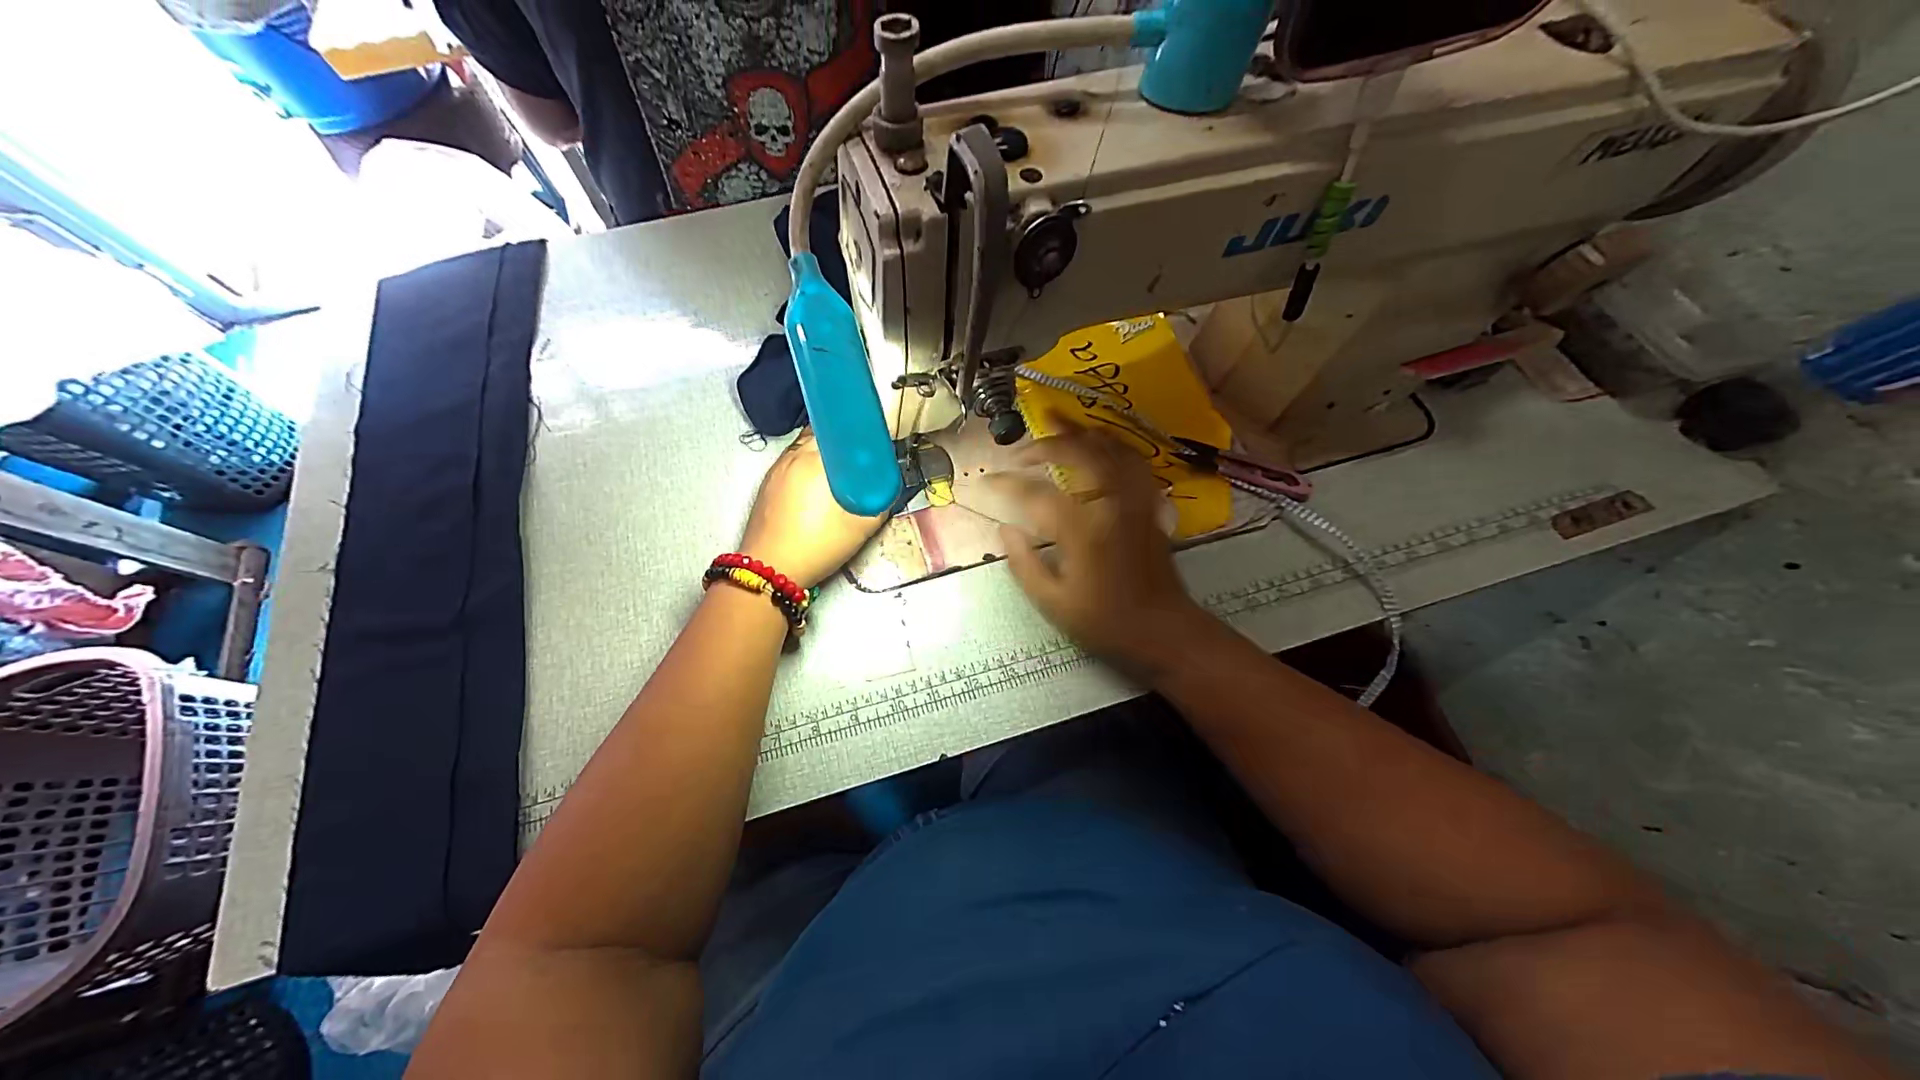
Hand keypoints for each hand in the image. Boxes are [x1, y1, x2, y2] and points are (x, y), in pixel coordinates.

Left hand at [738, 431, 888, 588]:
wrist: (771, 570)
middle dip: (842, 443)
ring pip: (805, 448)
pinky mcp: (768, 485)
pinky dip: (807, 470)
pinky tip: (817, 494)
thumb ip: (880, 502)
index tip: (871, 440)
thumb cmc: (813, 547)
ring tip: (840, 479)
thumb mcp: (861, 527)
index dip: (858, 429)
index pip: (839, 424)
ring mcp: (776, 470)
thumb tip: (887, 488)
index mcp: (815, 460)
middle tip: (859, 463)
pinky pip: (792, 465)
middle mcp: (792, 457)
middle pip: (822, 433)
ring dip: (823, 457)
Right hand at [996, 419, 1219, 679]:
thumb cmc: (1104, 622)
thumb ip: (1024, 563)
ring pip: (1110, 449)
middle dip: (1046, 444)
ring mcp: (1134, 501)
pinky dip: (1113, 446)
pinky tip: (1100, 444)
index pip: (1035, 494)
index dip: (1006, 484)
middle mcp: (1110, 504)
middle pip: (1079, 453)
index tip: (986, 481)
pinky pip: (1133, 462)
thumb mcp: (1053, 602)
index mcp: (1081, 530)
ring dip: (1082, 432)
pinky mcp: (1149, 506)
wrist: (1162, 630)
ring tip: (1058, 423)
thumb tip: (1006, 530)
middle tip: (1021, 450)